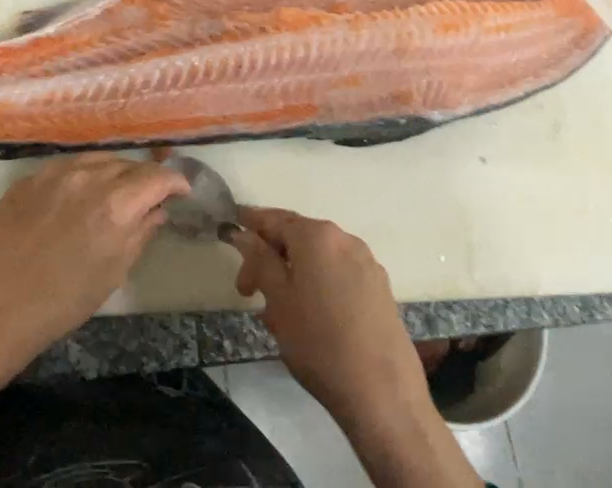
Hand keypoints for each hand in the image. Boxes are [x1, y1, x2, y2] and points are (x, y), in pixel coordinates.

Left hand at [0, 154, 187, 431]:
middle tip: (149, 197)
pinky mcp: (29, 177)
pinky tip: (80, 195)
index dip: (175, 181)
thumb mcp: (113, 272)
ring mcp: (54, 173)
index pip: (157, 176)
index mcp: (115, 204)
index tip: (181, 191)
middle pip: (128, 164)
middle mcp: (87, 177)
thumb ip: (140, 233)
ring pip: (97, 159)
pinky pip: (67, 166)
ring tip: (115, 193)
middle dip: (144, 178)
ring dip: (113, 173)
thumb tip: (157, 211)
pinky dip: (83, 175)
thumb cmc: (62, 301)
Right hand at [228, 206, 426, 423]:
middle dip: (269, 259)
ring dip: (293, 275)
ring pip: (318, 260)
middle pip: (297, 237)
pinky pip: (338, 276)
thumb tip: (244, 234)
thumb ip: (259, 260)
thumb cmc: (318, 342)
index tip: (229, 233)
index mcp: (317, 236)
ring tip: (277, 313)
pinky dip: (317, 286)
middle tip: (247, 292)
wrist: (381, 391)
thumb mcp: (278, 300)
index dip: (249, 226)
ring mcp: (367, 264)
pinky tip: (308, 318)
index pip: (274, 219)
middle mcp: (346, 240)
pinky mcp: (379, 289)